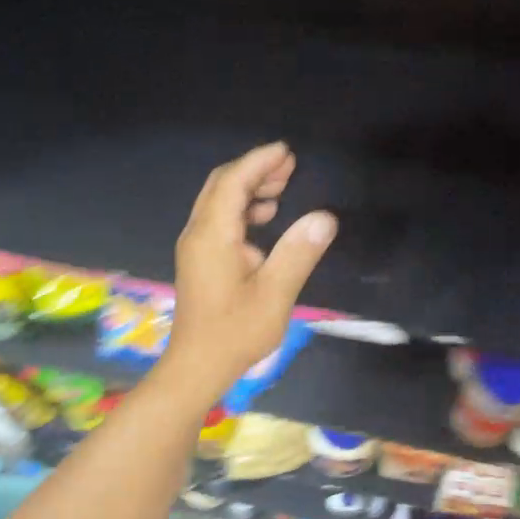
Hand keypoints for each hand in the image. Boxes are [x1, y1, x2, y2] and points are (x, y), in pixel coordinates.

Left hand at [164, 142, 335, 398]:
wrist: (197, 367)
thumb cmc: (235, 332)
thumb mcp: (275, 295)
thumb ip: (298, 253)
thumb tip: (324, 217)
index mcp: (213, 236)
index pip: (233, 182)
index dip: (259, 162)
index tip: (286, 152)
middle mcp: (198, 234)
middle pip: (221, 186)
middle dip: (254, 170)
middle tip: (289, 166)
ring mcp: (195, 248)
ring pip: (218, 202)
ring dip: (248, 189)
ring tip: (282, 188)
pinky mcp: (199, 261)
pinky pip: (218, 220)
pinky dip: (242, 209)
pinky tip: (266, 219)